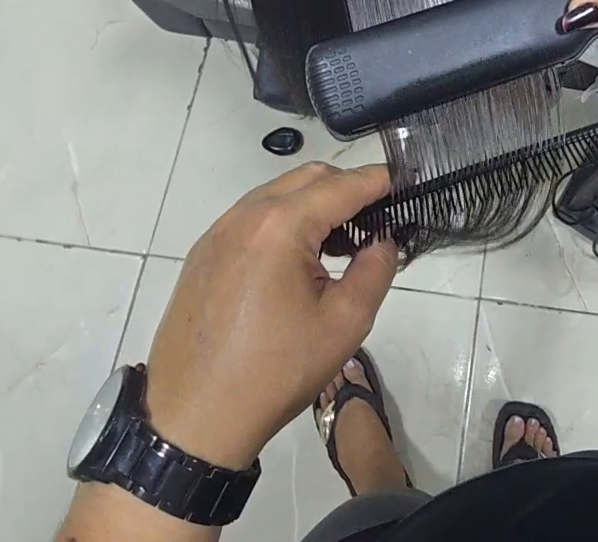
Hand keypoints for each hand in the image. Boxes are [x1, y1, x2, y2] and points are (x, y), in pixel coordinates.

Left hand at [144, 162, 397, 468]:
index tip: (405, 183)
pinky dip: (285, 221)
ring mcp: (219, 232)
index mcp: (281, 226)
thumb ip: (376, 270)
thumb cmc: (274, 372)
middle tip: (377, 218)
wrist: (192, 420)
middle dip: (348, 187)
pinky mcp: (204, 253)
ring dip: (315, 204)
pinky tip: (298, 261)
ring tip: (341, 241)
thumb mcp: (344, 324)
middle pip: (310, 178)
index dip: (379, 181)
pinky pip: (254, 217)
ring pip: (279, 193)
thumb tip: (383, 241)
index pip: (343, 186)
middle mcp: (246, 215)